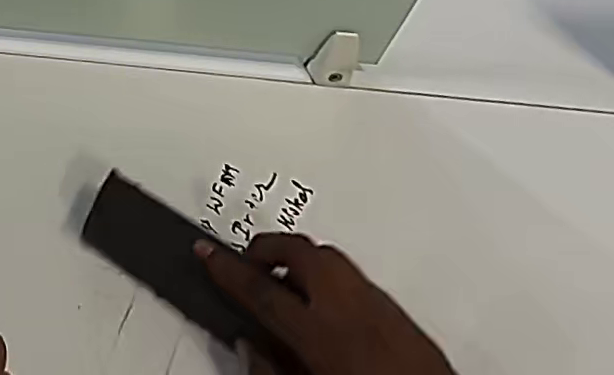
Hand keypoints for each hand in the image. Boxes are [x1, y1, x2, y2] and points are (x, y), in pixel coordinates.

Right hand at [195, 234, 454, 374]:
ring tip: (289, 289)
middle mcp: (353, 309)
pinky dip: (334, 283)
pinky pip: (358, 282)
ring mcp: (383, 309)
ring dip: (302, 264)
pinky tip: (331, 311)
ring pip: (330, 258)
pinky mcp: (408, 320)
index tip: (205, 251)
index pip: (259, 288)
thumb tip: (250, 346)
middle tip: (250, 267)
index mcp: (323, 334)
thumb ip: (272, 371)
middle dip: (267, 251)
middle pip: (297, 251)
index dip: (226, 269)